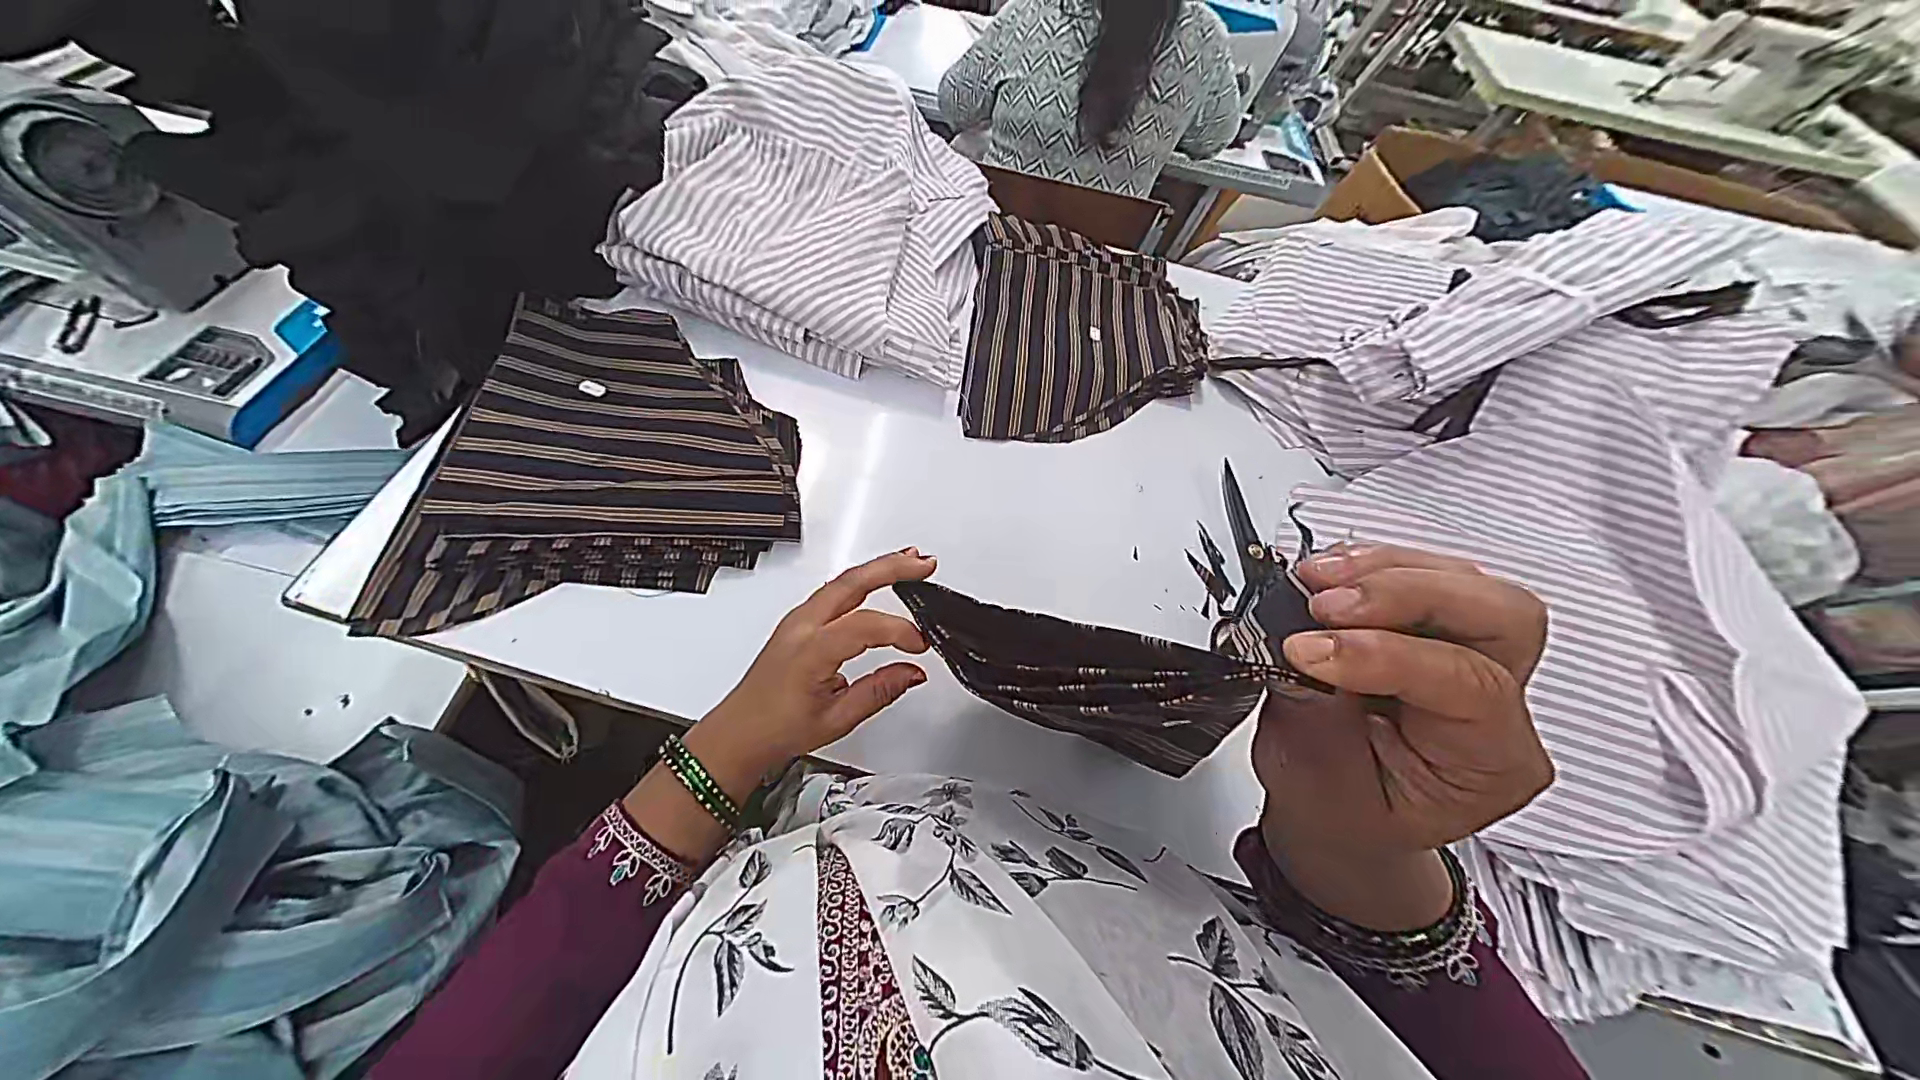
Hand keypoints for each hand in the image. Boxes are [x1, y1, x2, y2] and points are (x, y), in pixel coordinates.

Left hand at [686, 548, 936, 792]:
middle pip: (852, 581)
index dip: (899, 631)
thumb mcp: (838, 718)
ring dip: (877, 567)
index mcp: (811, 651)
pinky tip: (877, 578)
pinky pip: (832, 589)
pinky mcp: (798, 620)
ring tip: (910, 562)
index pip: (865, 625)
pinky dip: (860, 579)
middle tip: (925, 563)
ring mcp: (797, 619)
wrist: (741, 732)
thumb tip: (913, 672)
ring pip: (842, 580)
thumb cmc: (777, 728)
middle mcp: (801, 626)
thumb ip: (880, 690)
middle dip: (893, 567)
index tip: (920, 646)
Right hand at [1253, 544, 1552, 927]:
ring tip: (1314, 581)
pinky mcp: (1429, 626)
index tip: (1306, 651)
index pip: (1468, 686)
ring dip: (1382, 571)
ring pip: (1463, 581)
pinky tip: (1326, 574)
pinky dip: (1368, 563)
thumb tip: (1295, 641)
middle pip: (1499, 615)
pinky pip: (1419, 571)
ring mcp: (1470, 655)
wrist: (1336, 805)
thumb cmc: (1338, 807)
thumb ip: (1311, 705)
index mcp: (1489, 761)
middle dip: (1407, 594)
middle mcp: (1497, 702)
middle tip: (1326, 602)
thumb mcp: (1314, 779)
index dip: (1382, 656)